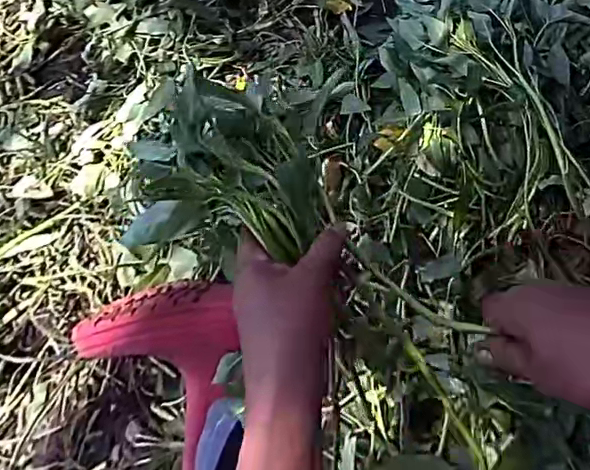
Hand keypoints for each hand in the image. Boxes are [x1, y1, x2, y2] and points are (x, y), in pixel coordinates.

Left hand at [234, 228, 345, 412]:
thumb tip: (340, 223)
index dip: (276, 210)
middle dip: (302, 237)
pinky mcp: (274, 326)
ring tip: (336, 252)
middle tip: (328, 224)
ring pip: (286, 272)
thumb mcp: (313, 276)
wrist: (287, 391)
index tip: (303, 199)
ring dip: (310, 263)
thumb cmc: (292, 324)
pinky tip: (332, 283)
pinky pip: (291, 294)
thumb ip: (327, 245)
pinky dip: (310, 285)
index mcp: (249, 267)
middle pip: (274, 248)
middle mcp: (249, 285)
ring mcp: (260, 308)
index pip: (255, 227)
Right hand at [480, 283, 589, 420]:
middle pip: (512, 301)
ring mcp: (562, 287)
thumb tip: (480, 348)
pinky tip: (575, 346)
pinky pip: (557, 303)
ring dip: (536, 324)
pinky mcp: (583, 294)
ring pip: (535, 302)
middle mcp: (537, 287)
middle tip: (530, 360)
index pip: (489, 307)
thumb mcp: (535, 372)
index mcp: (519, 303)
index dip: (492, 331)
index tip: (507, 355)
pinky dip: (557, 320)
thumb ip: (504, 356)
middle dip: (514, 327)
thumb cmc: (578, 371)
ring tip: (555, 356)